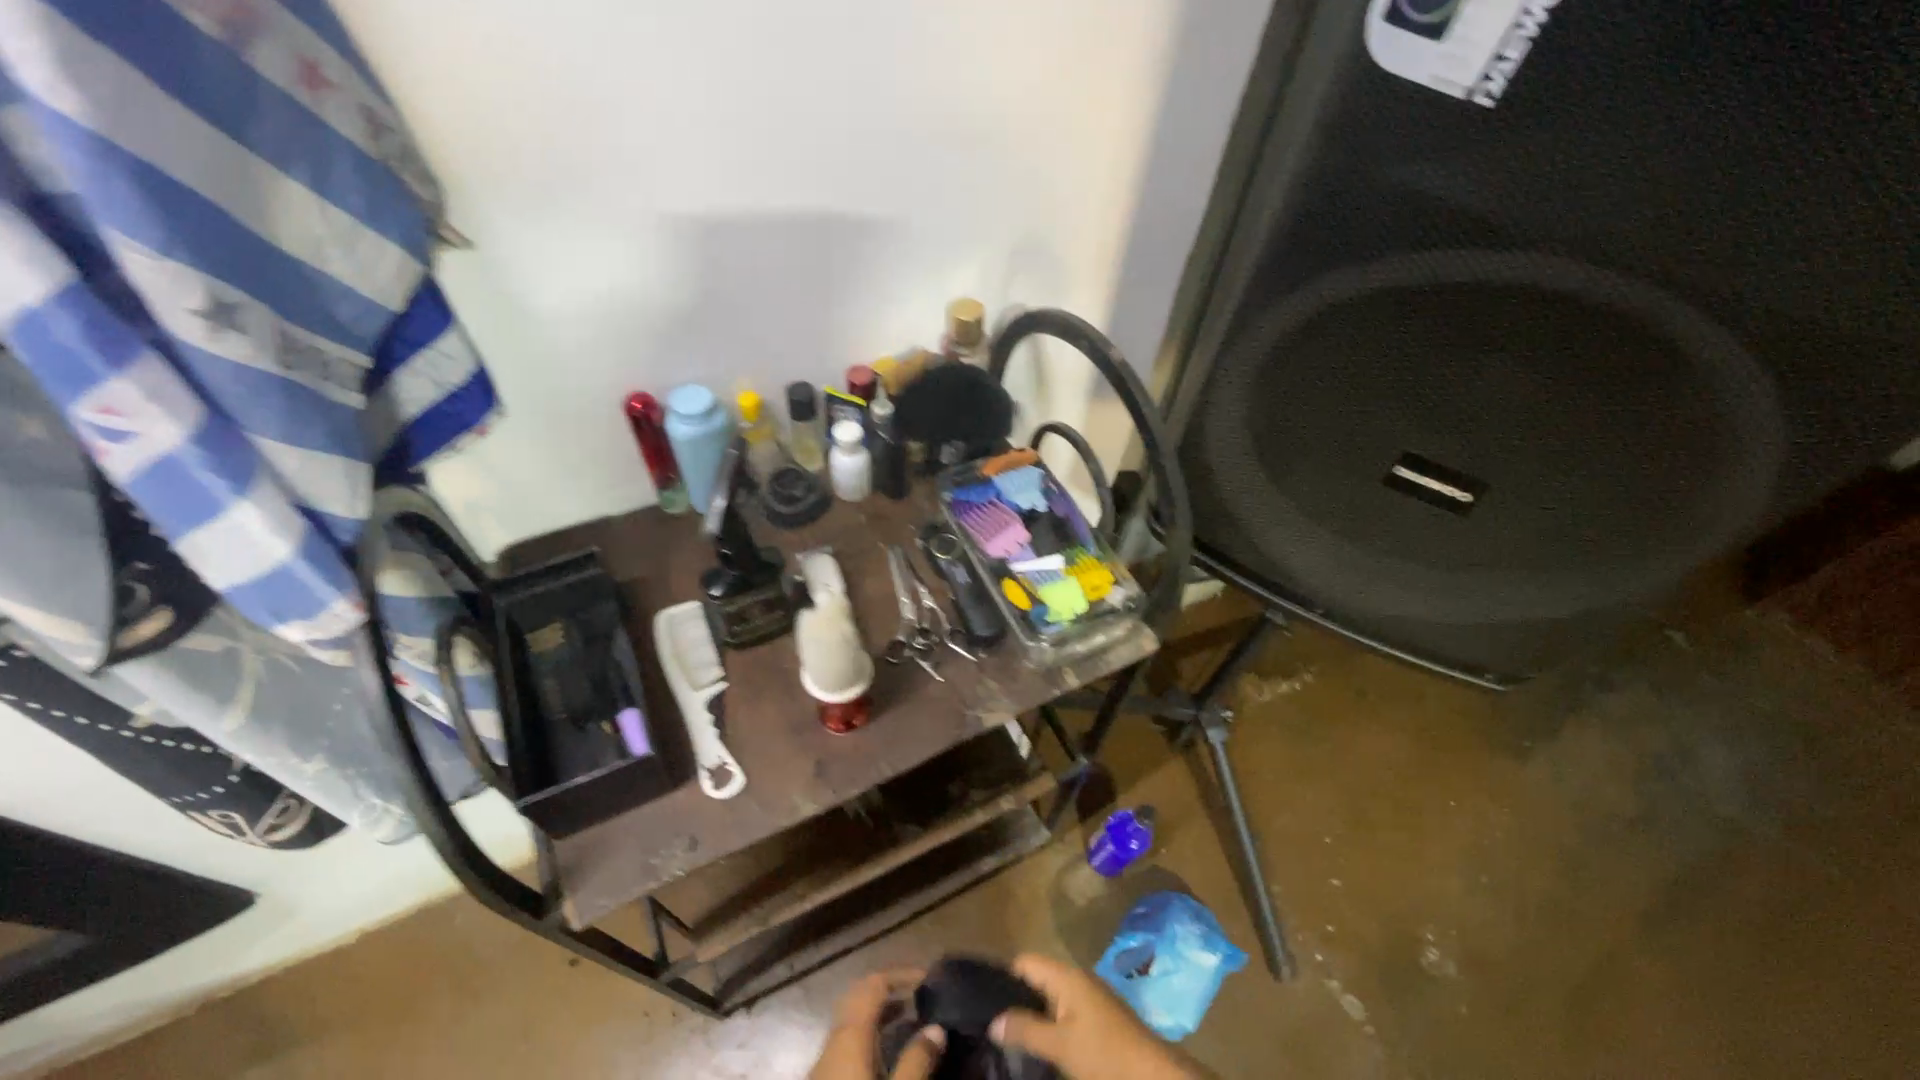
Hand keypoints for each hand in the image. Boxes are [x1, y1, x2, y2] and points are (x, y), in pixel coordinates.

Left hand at [809, 969, 945, 1079]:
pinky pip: (846, 1044)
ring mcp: (824, 1066)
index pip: (872, 985)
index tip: (929, 977)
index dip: (899, 975)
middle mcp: (832, 1044)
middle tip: (921, 993)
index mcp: (849, 1039)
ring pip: (850, 1023)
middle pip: (857, 999)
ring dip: (878, 1013)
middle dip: (888, 989)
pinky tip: (887, 1052)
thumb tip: (936, 1028)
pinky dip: (869, 1034)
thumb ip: (917, 1062)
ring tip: (911, 1017)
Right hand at [988, 953, 1199, 1079]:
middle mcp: (1077, 980)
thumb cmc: (1105, 1054)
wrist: (1154, 1075)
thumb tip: (993, 1021)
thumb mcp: (1060, 1045)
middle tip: (990, 1024)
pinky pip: (1063, 1013)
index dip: (1001, 978)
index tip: (981, 1002)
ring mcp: (1089, 999)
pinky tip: (1037, 1047)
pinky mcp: (1098, 1019)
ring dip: (1032, 1016)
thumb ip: (1025, 1030)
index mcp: (1066, 976)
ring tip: (1007, 1038)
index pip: (1024, 962)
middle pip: (1036, 979)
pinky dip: (1049, 1026)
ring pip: (1049, 999)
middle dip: (1014, 999)